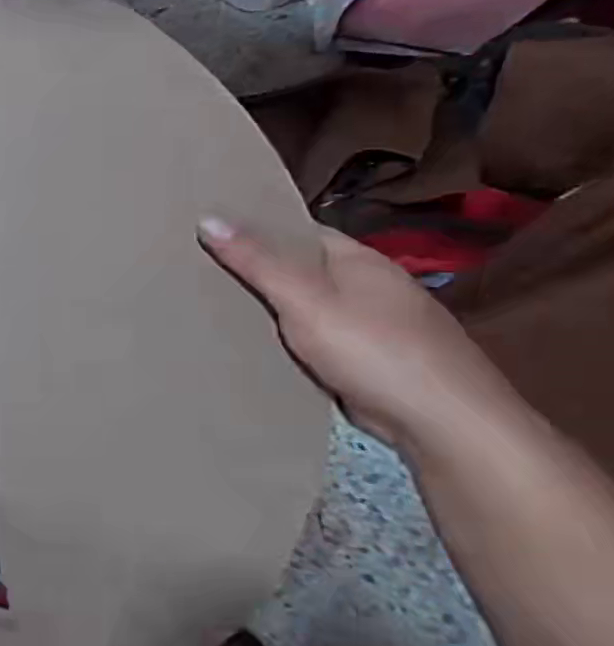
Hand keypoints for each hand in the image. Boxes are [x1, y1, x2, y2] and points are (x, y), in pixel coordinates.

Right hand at [197, 217, 513, 449]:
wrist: (449, 427)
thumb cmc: (375, 350)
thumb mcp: (303, 300)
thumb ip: (256, 261)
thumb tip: (207, 217)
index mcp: (362, 261)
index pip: (299, 229)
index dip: (254, 225)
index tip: (204, 227)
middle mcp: (373, 286)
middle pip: (300, 266)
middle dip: (255, 266)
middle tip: (195, 265)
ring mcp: (378, 324)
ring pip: (307, 303)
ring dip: (270, 304)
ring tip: (214, 301)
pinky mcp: (372, 358)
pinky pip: (316, 334)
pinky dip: (287, 334)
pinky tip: (260, 342)